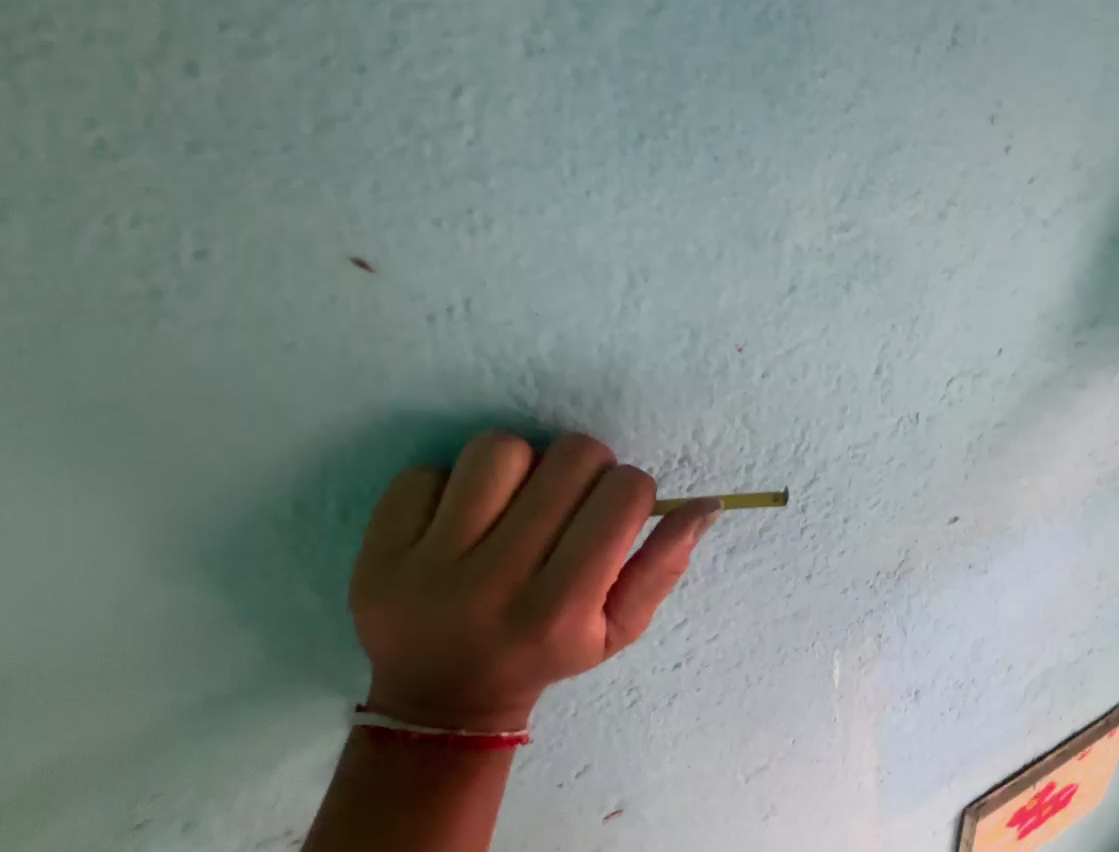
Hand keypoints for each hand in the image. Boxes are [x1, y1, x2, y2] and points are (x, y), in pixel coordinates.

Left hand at [348, 432, 721, 731]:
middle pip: (570, 458)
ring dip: (522, 464)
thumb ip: (665, 565)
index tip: (615, 509)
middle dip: (586, 466)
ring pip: (500, 450)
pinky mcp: (376, 554)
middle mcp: (494, 583)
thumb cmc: (548, 654)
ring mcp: (427, 567)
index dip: (630, 489)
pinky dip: (452, 484)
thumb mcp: (620, 627)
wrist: (440, 701)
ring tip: (518, 497)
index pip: (623, 494)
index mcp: (559, 606)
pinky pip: (426, 472)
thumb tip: (709, 503)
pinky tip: (461, 516)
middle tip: (573, 496)